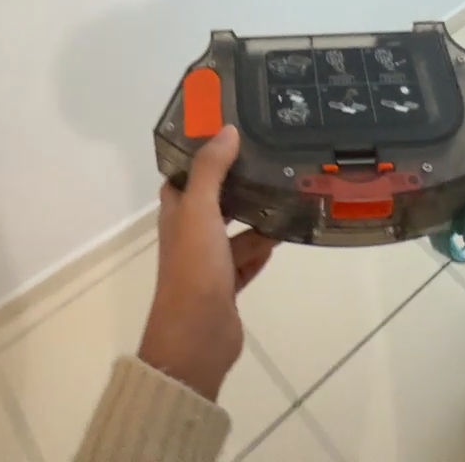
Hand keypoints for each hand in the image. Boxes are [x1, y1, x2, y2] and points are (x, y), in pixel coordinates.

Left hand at [137, 125, 276, 400]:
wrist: (196, 337)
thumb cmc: (193, 267)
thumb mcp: (200, 210)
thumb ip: (211, 169)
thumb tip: (227, 128)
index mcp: (177, 212)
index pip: (185, 175)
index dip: (201, 155)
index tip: (229, 133)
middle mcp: (190, 232)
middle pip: (215, 200)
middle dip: (238, 183)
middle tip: (268, 159)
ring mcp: (209, 261)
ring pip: (236, 230)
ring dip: (257, 216)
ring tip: (287, 193)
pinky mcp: (227, 285)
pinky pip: (248, 259)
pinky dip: (263, 248)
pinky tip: (286, 234)